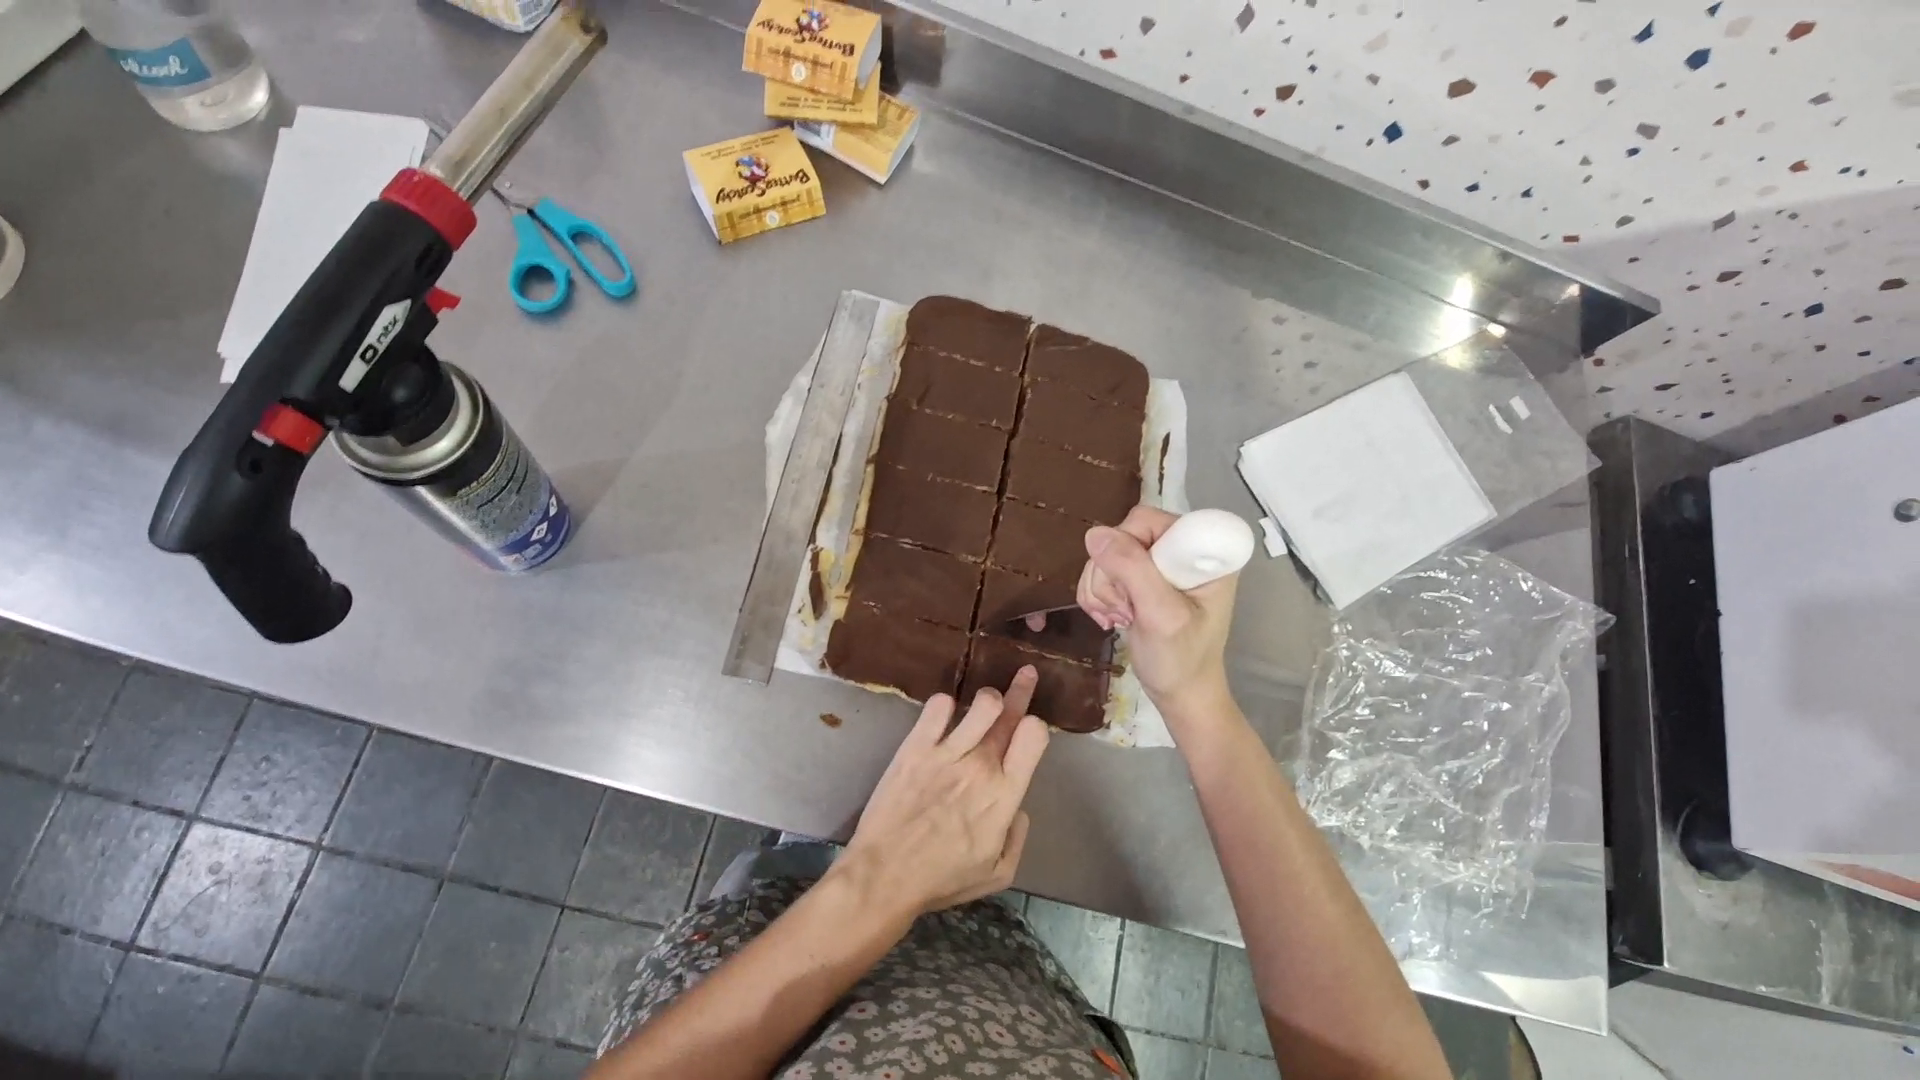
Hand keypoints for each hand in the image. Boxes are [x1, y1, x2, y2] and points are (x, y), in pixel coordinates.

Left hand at [836, 668, 1049, 919]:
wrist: (883, 875)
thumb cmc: (940, 879)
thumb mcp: (996, 874)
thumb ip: (1016, 838)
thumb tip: (1017, 808)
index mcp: (1004, 795)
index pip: (1034, 737)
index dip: (1036, 727)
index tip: (1029, 729)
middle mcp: (980, 766)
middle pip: (1010, 712)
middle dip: (1021, 691)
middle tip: (1026, 675)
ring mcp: (946, 753)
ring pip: (981, 703)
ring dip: (988, 699)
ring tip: (986, 703)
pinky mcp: (914, 747)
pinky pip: (937, 706)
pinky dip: (945, 705)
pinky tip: (945, 714)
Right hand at [1077, 506, 1238, 715]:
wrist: (1181, 694)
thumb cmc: (1181, 660)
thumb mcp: (1160, 615)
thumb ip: (1132, 569)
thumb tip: (1094, 534)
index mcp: (1203, 550)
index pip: (1147, 520)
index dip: (1127, 550)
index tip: (1132, 589)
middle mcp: (1182, 549)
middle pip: (1121, 536)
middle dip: (1110, 575)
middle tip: (1123, 611)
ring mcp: (1160, 563)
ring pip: (1106, 553)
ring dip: (1100, 588)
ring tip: (1117, 618)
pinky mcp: (1142, 577)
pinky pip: (1103, 569)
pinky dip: (1097, 594)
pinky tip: (1110, 617)